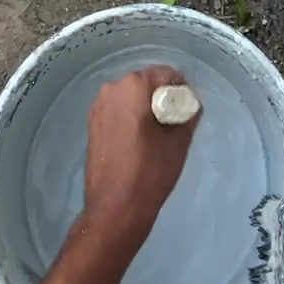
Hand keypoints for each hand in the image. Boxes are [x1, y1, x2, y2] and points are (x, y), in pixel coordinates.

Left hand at [82, 66, 198, 239]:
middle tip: (174, 122)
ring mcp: (98, 106)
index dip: (180, 89)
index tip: (186, 109)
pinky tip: (139, 141)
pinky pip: (118, 110)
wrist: (115, 209)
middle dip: (162, 97)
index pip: (165, 74)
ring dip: (145, 108)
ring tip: (157, 134)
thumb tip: (190, 104)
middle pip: (146, 83)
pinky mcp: (92, 124)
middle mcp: (112, 89)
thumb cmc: (150, 172)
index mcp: (133, 86)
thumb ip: (188, 114)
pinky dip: (131, 117)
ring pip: (131, 97)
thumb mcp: (179, 141)